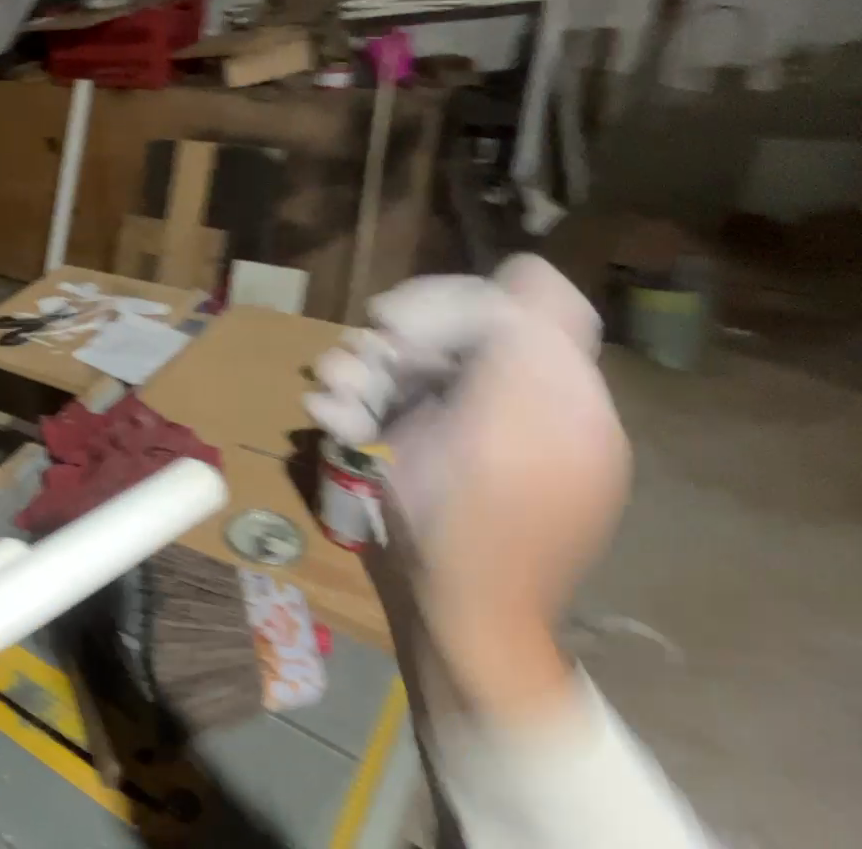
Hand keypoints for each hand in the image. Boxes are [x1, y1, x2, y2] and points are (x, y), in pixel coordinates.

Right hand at [305, 256, 630, 720]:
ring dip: (356, 373)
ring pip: (400, 370)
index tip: (398, 324)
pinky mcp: (414, 457)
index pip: (515, 304)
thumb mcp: (519, 418)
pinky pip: (380, 412)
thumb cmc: (479, 523)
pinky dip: (351, 410)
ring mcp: (456, 433)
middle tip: (358, 361)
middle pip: (447, 334)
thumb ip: (529, 335)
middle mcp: (508, 402)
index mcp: (553, 392)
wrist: (450, 618)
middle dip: (392, 342)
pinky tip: (332, 423)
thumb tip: (523, 268)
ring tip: (331, 396)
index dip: (454, 300)